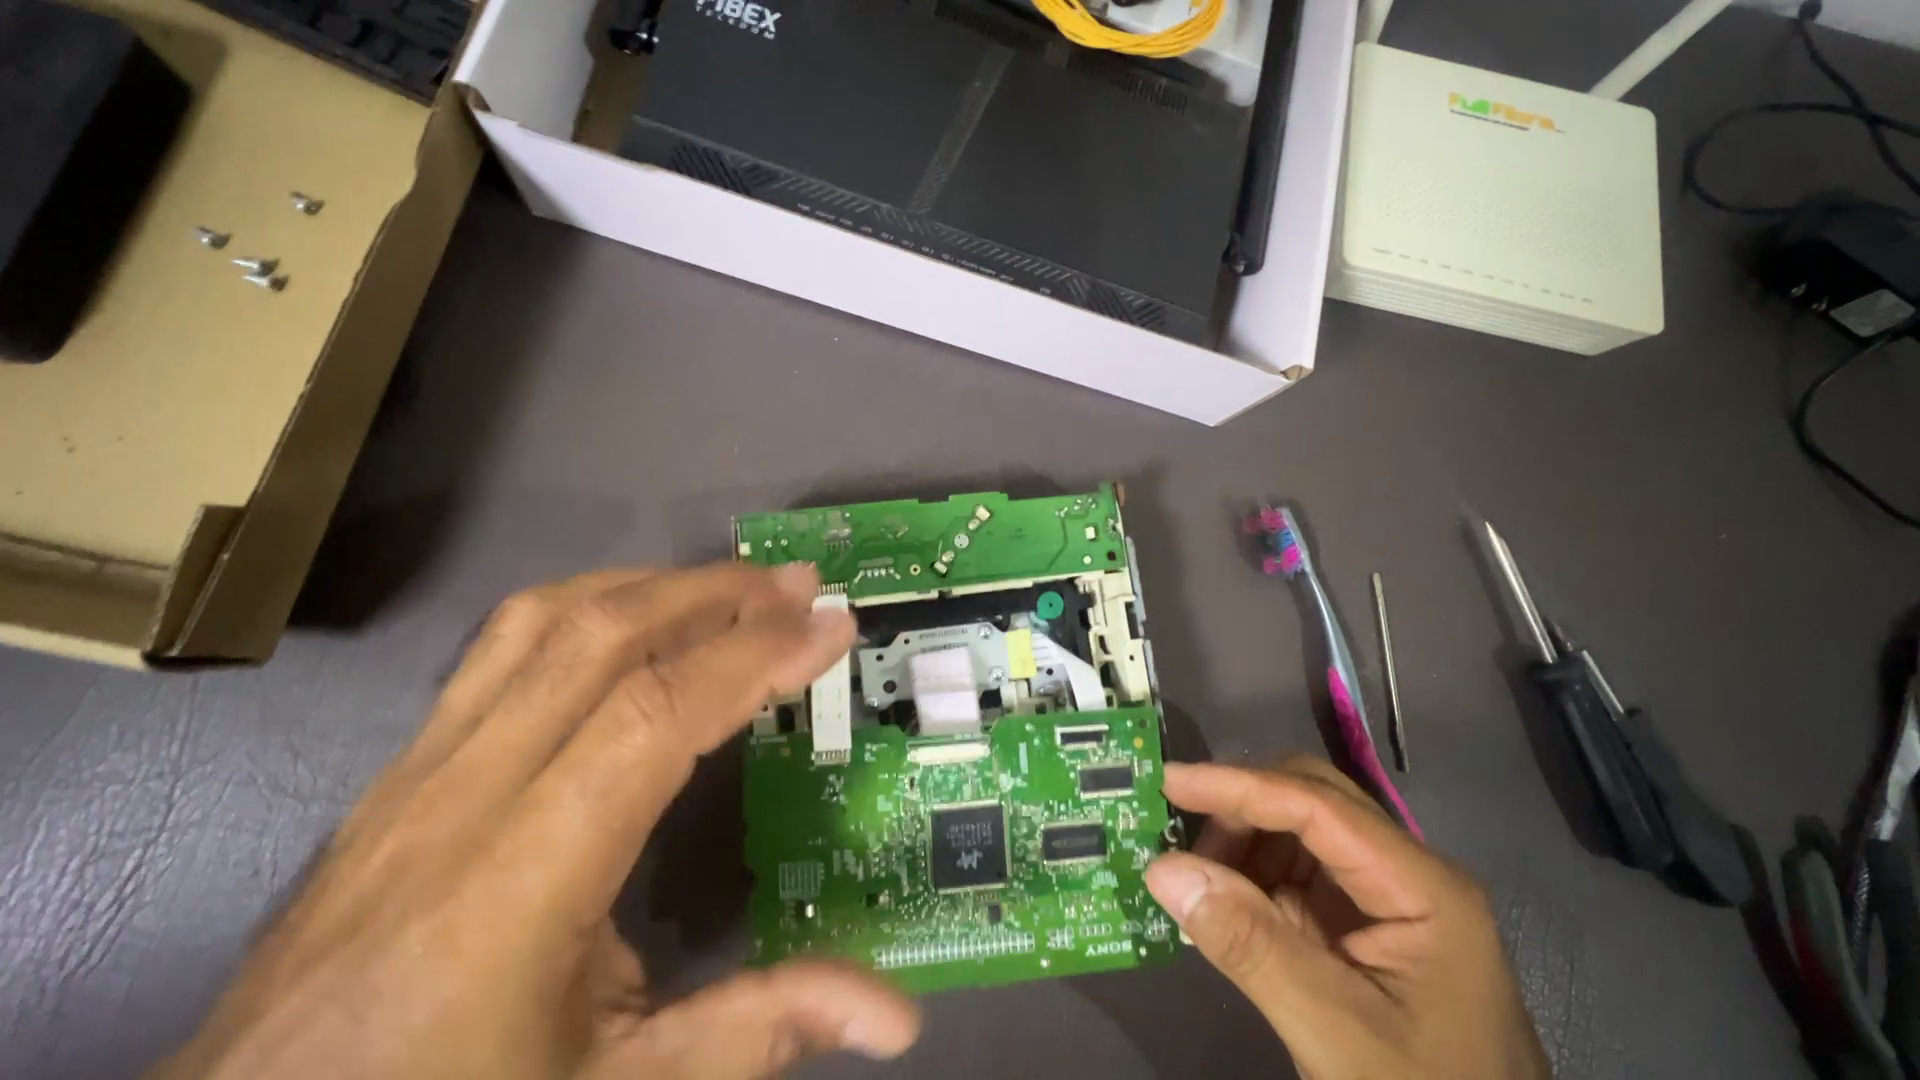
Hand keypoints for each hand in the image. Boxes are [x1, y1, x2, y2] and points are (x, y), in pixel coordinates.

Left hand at [151, 563, 919, 1079]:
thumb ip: (753, 1029)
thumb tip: (894, 1018)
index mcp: (515, 883)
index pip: (651, 716)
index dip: (751, 658)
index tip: (830, 628)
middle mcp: (457, 798)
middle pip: (593, 638)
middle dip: (711, 594)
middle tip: (799, 586)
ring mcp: (414, 776)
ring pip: (532, 626)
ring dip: (646, 586)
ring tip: (730, 589)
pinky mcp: (395, 778)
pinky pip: (495, 654)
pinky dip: (585, 611)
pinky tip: (629, 632)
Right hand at [1145, 758, 1547, 1079]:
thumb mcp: (1335, 1032)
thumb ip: (1250, 946)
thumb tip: (1163, 869)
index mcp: (1422, 887)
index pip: (1318, 805)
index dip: (1238, 787)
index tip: (1167, 783)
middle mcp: (1409, 874)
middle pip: (1314, 802)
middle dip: (1241, 811)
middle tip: (1177, 841)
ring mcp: (1390, 900)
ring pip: (1302, 833)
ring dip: (1244, 845)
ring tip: (1197, 885)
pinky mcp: (1369, 928)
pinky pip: (1301, 878)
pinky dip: (1255, 881)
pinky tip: (1226, 910)